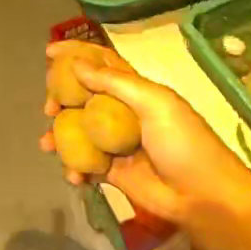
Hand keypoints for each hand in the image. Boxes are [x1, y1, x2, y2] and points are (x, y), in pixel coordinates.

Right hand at [40, 41, 250, 226]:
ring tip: (47, 144)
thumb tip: (77, 64)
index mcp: (138, 91)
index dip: (77, 55)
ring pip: (79, 132)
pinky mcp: (114, 173)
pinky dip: (74, 167)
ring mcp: (117, 144)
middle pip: (84, 97)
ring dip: (60, 135)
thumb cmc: (183, 142)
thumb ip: (115, 83)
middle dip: (61, 98)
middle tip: (49, 106)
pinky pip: (85, 164)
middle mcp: (124, 113)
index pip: (103, 65)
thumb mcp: (154, 104)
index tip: (49, 53)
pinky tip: (73, 175)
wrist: (203, 196)